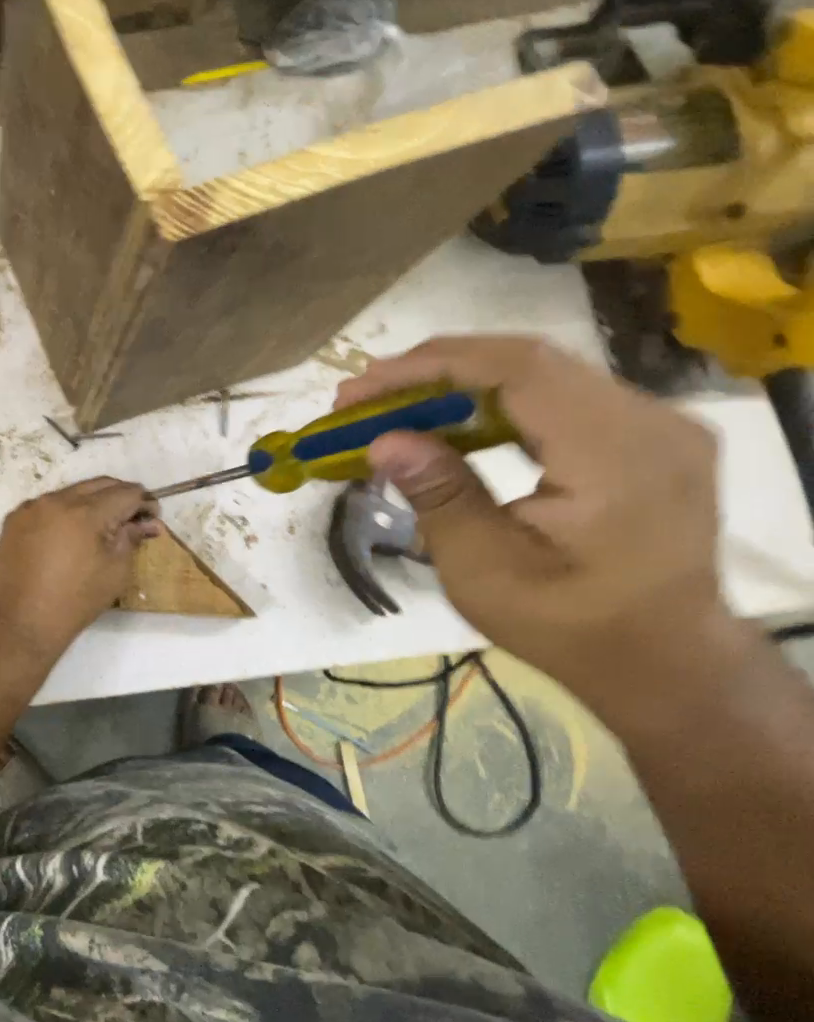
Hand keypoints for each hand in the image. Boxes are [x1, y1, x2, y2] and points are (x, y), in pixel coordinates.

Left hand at [0, 477, 158, 651]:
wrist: (24, 619)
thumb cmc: (77, 599)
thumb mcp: (116, 570)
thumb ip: (132, 537)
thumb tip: (149, 522)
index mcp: (85, 512)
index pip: (125, 492)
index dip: (143, 502)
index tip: (151, 517)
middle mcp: (56, 500)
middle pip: (97, 485)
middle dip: (119, 496)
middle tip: (132, 518)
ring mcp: (31, 508)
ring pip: (70, 493)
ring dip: (89, 502)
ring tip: (100, 527)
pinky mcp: (13, 519)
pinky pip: (45, 506)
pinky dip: (62, 512)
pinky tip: (68, 534)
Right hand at [337, 336, 730, 700]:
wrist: (661, 659)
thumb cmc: (566, 625)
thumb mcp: (485, 570)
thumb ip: (440, 495)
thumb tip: (383, 440)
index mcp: (616, 455)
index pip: (519, 372)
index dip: (431, 368)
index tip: (359, 390)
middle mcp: (650, 422)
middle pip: (529, 362)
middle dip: (434, 369)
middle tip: (360, 397)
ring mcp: (654, 424)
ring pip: (541, 372)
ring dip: (456, 382)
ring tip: (389, 405)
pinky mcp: (643, 435)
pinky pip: (557, 394)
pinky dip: (490, 400)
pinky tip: (445, 421)